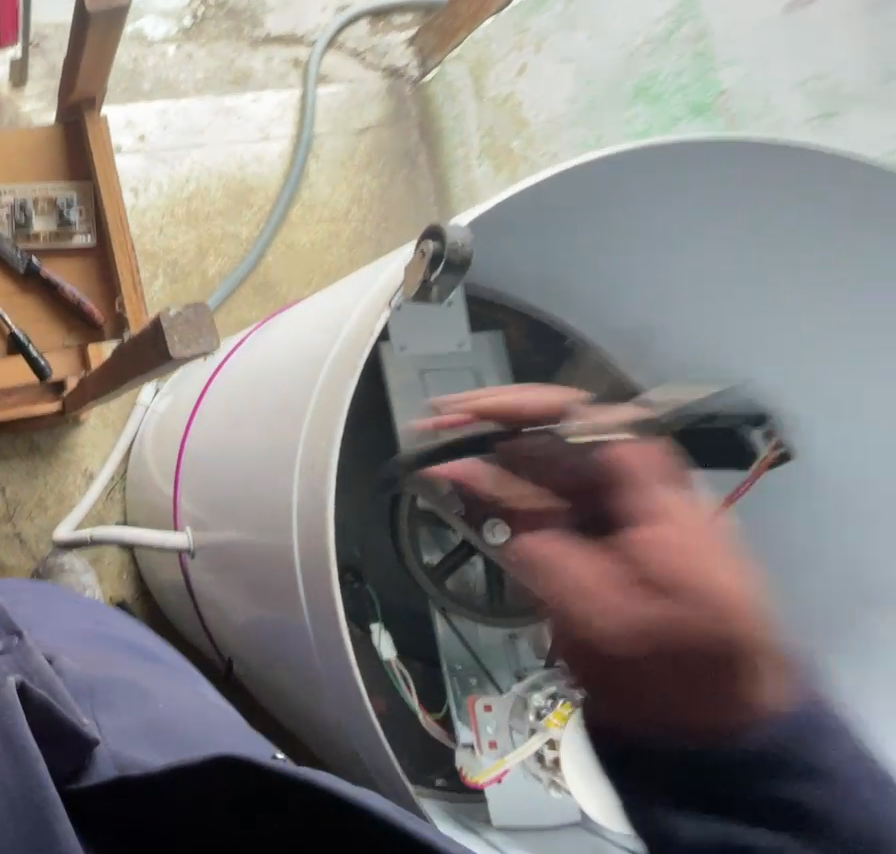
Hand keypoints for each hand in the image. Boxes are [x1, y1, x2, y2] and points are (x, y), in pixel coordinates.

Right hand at [422, 385, 798, 742]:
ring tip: (428, 446)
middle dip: (494, 423)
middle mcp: (633, 497)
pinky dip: (489, 484)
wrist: (703, 725)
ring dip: (484, 451)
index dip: (533, 407)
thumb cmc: (666, 668)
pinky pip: (532, 496)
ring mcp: (608, 517)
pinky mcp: (583, 538)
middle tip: (432, 422)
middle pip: (562, 437)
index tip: (472, 413)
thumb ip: (532, 539)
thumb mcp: (598, 610)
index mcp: (660, 503)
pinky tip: (451, 479)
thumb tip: (468, 478)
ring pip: (540, 464)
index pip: (598, 424)